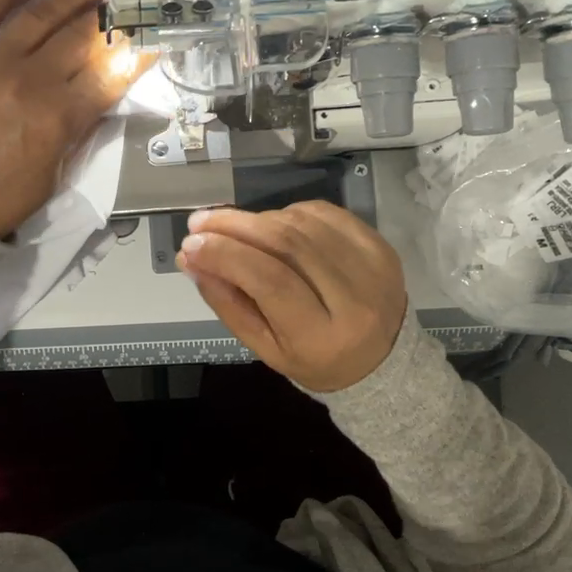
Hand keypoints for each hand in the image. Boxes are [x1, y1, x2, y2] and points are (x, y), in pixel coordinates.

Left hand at [0, 0, 154, 236]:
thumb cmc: (1, 198)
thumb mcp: (54, 172)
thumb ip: (79, 129)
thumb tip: (100, 94)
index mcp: (59, 118)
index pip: (111, 73)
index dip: (138, 52)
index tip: (152, 35)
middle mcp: (30, 81)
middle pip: (81, 36)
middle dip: (110, 19)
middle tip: (124, 6)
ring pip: (39, 15)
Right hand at [177, 202, 409, 392]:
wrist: (381, 359)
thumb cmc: (314, 359)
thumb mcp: (264, 346)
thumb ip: (226, 303)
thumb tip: (189, 258)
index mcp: (322, 337)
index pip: (270, 281)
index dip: (226, 255)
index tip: (190, 243)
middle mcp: (355, 298)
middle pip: (287, 244)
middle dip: (235, 226)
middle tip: (200, 222)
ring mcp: (372, 266)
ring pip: (303, 224)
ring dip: (258, 219)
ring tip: (232, 227)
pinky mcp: (379, 245)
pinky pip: (325, 213)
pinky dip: (289, 212)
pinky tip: (273, 224)